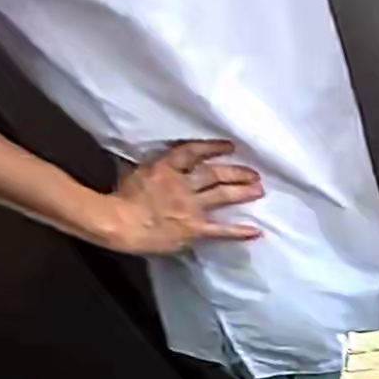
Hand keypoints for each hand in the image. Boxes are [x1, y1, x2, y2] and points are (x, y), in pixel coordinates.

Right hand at [90, 140, 263, 253]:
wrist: (118, 223)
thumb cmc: (122, 198)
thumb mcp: (133, 172)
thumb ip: (152, 167)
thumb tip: (158, 161)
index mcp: (164, 168)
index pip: (191, 152)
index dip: (212, 148)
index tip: (230, 147)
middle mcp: (181, 184)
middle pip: (214, 174)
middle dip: (236, 172)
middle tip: (255, 173)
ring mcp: (191, 206)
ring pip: (222, 195)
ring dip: (243, 192)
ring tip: (259, 189)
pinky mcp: (197, 228)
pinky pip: (224, 230)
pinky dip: (241, 231)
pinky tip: (257, 231)